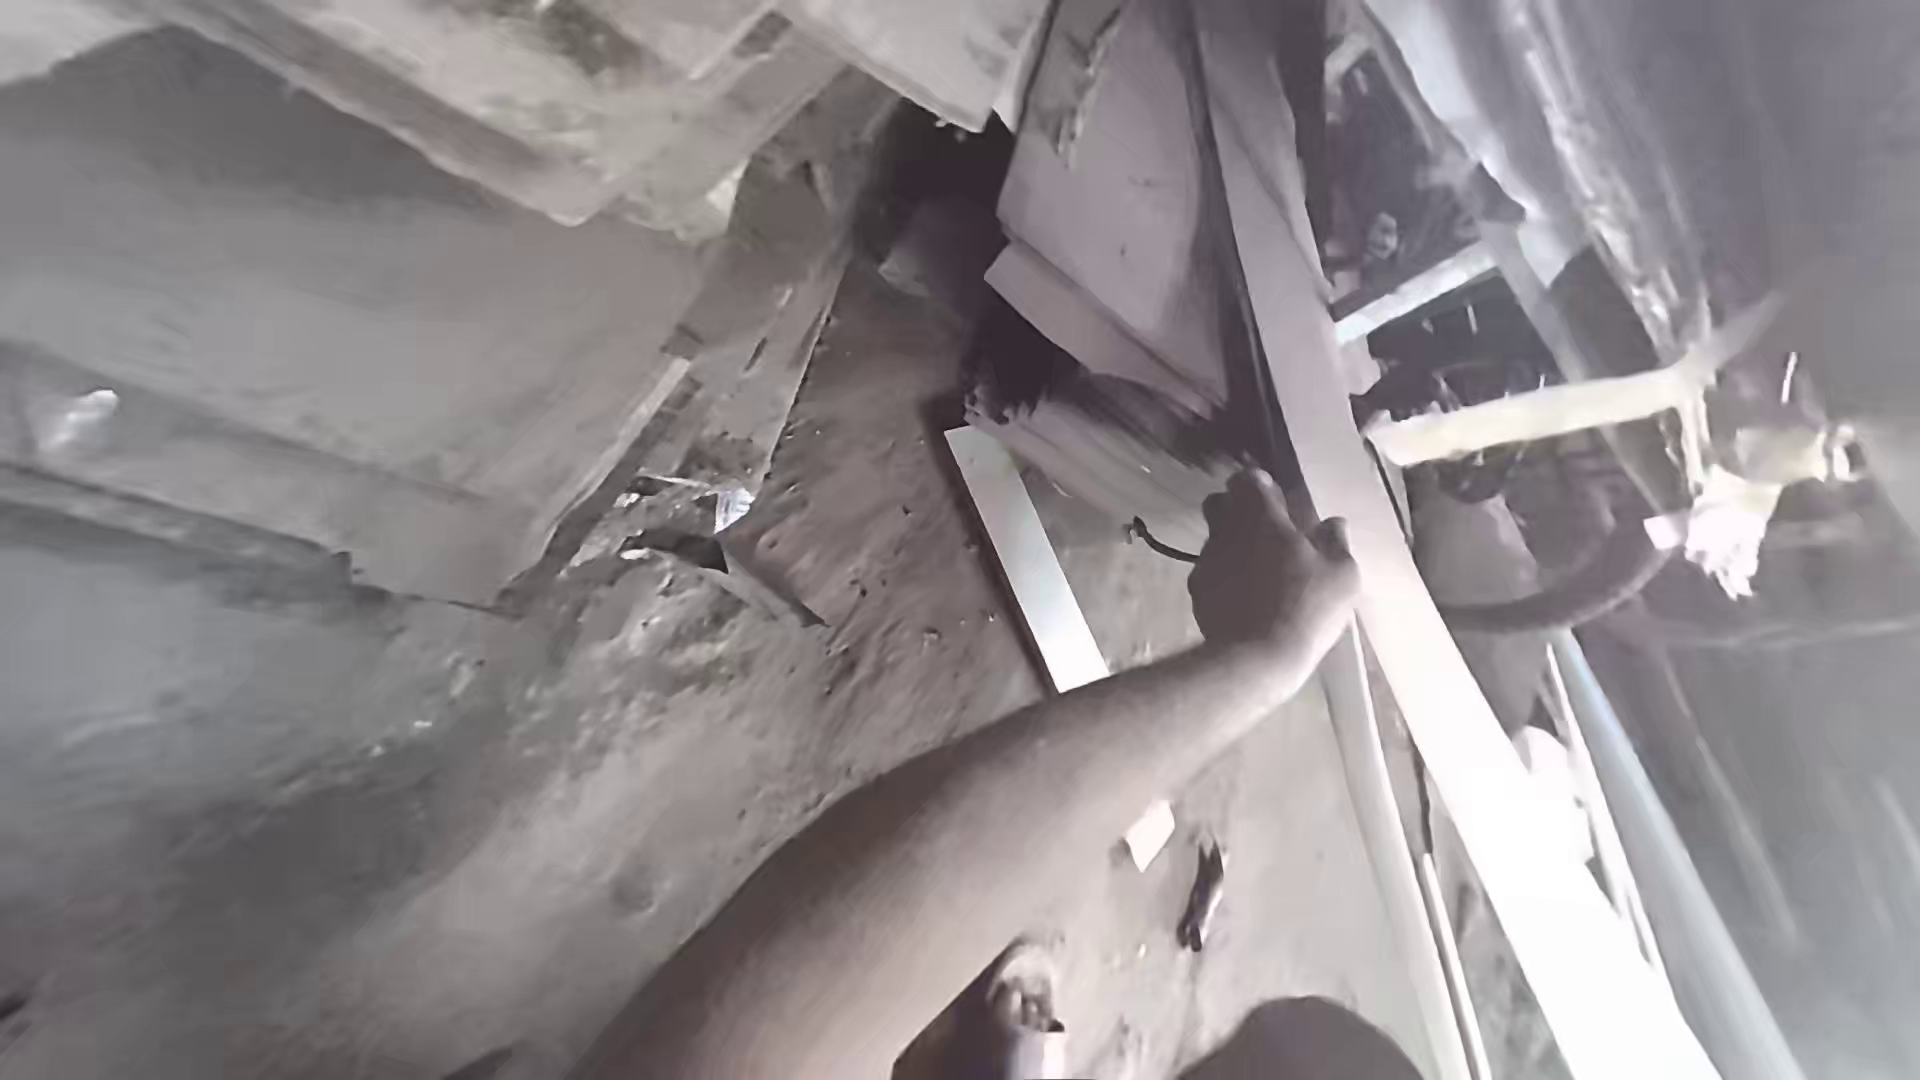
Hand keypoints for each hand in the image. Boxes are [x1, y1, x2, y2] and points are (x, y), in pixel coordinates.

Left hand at [1188, 469, 1358, 649]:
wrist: (1255, 655)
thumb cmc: (1306, 607)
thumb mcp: (1341, 574)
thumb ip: (1335, 541)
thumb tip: (1332, 523)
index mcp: (1260, 519)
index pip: (1246, 480)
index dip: (1259, 484)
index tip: (1276, 498)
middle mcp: (1225, 532)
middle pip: (1218, 503)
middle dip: (1236, 507)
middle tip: (1265, 528)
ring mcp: (1206, 560)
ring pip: (1213, 537)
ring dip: (1232, 542)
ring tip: (1259, 566)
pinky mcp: (1196, 588)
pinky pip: (1209, 569)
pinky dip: (1224, 572)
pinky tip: (1244, 593)